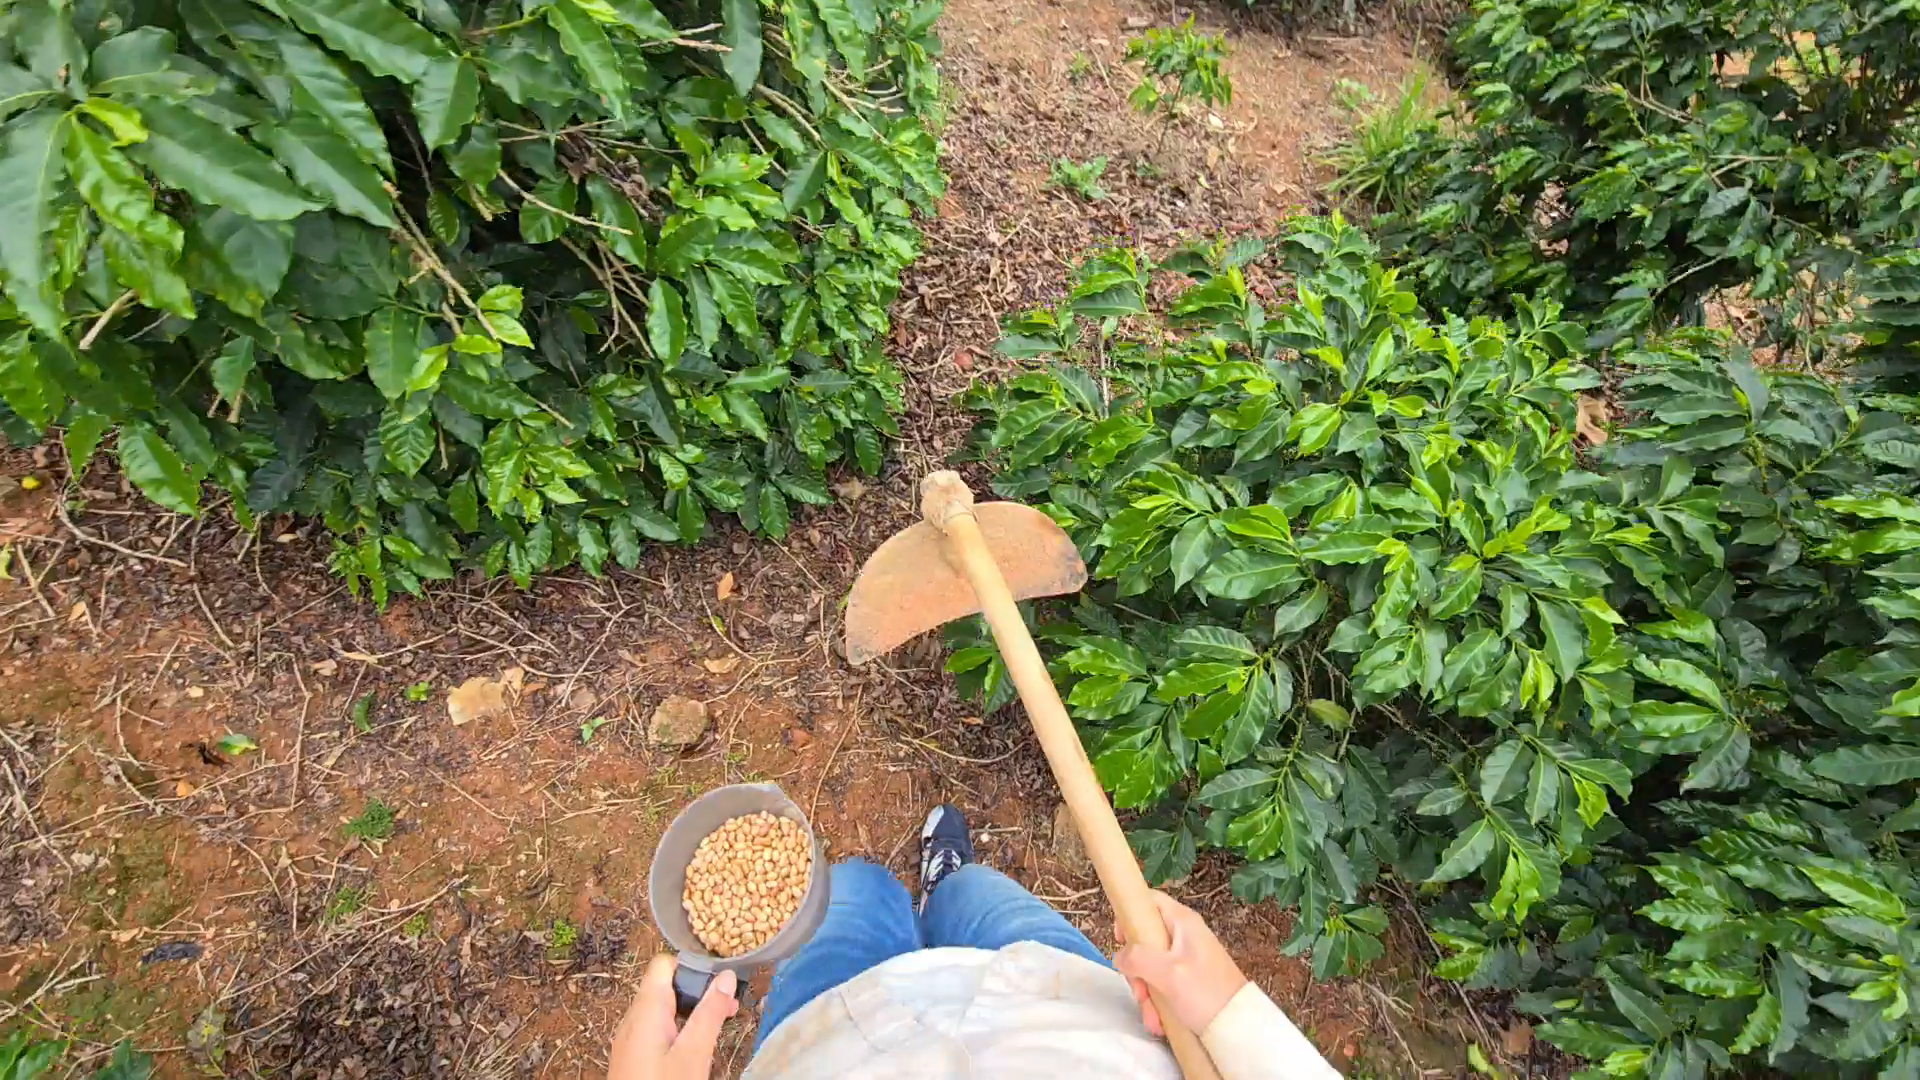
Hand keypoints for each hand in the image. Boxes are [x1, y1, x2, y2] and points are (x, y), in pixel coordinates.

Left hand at [607, 955, 739, 1079]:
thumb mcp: (693, 1053)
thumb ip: (710, 1011)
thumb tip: (726, 973)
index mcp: (645, 1009)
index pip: (664, 964)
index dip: (692, 964)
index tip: (721, 978)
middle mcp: (633, 1019)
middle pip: (666, 984)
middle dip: (699, 988)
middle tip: (729, 1004)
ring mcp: (630, 1040)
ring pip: (663, 1008)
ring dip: (692, 1009)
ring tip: (720, 1022)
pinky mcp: (632, 1058)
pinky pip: (657, 1028)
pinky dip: (680, 1027)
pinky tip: (697, 1045)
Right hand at [1113, 890, 1247, 1036]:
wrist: (1241, 1029)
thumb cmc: (1206, 992)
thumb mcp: (1168, 973)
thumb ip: (1138, 958)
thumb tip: (1120, 956)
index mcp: (1181, 921)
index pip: (1148, 900)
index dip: (1129, 914)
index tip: (1120, 940)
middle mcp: (1184, 935)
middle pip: (1145, 940)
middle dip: (1137, 970)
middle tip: (1140, 992)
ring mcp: (1187, 959)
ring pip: (1152, 967)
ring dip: (1147, 993)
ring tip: (1153, 1017)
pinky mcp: (1190, 980)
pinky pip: (1164, 984)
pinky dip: (1158, 1002)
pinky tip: (1160, 1022)